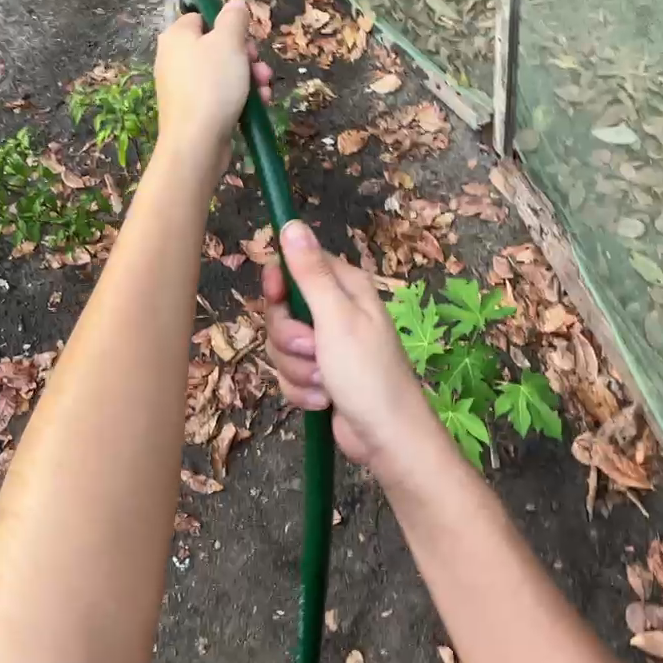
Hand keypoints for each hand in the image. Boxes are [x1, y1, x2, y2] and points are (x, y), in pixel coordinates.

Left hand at [153, 0, 271, 183]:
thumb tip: (235, 3)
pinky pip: (220, 95)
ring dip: (250, 78)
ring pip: (224, 72)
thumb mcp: (229, 42)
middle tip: (257, 65)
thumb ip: (234, 18)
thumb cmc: (212, 85)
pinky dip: (240, 97)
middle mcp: (175, 59)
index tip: (246, 38)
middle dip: (246, 56)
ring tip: (264, 88)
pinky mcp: (193, 111)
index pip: (203, 17)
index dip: (229, 25)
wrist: (196, 143)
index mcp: (177, 36)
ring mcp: (183, 87)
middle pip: (218, 46)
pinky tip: (259, 105)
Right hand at [261, 221, 441, 468]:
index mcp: (345, 287)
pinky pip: (288, 374)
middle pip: (282, 309)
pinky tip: (324, 400)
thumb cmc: (367, 373)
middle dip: (288, 336)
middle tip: (312, 349)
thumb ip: (310, 272)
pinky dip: (301, 390)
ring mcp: (326, 346)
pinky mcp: (319, 375)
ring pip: (281, 345)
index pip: (297, 264)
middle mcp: (335, 311)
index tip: (276, 298)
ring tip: (324, 380)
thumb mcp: (336, 317)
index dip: (280, 283)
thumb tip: (292, 224)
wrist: (386, 438)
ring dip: (296, 368)